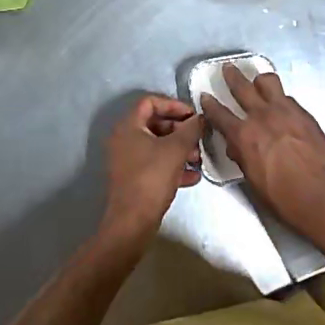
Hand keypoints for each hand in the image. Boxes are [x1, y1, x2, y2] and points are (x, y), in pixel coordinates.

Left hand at [101, 95, 202, 242]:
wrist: (131, 223)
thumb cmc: (151, 179)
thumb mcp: (175, 150)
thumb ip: (190, 129)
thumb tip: (200, 117)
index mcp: (129, 126)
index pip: (150, 102)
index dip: (173, 105)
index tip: (192, 115)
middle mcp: (124, 139)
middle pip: (155, 124)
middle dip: (180, 130)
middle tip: (198, 138)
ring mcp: (127, 159)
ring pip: (157, 145)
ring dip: (179, 149)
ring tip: (198, 160)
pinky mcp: (133, 178)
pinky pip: (155, 164)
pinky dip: (172, 165)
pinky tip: (192, 176)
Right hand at [200, 66, 324, 243]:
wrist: (320, 194)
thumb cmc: (283, 196)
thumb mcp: (252, 178)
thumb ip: (242, 156)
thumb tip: (236, 146)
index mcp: (243, 135)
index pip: (219, 114)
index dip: (210, 105)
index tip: (206, 96)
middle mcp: (261, 116)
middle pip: (242, 87)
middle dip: (232, 77)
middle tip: (228, 68)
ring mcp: (284, 111)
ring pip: (268, 82)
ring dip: (260, 81)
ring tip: (258, 81)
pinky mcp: (303, 113)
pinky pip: (287, 98)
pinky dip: (280, 99)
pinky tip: (282, 106)